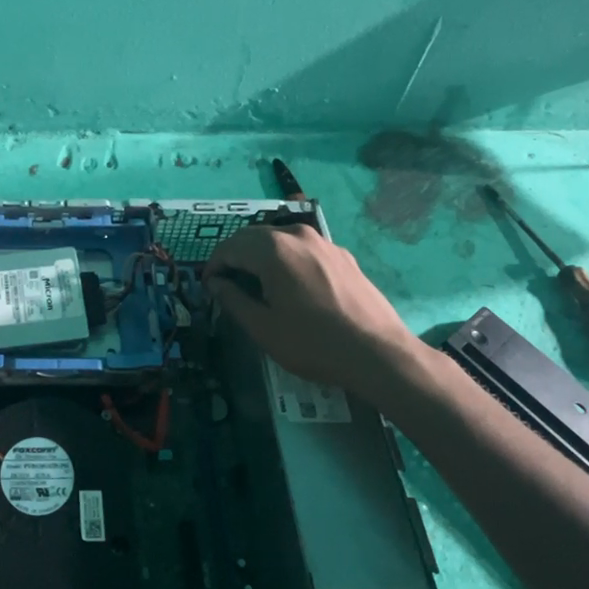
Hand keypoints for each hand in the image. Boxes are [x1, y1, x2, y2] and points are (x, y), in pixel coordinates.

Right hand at [206, 223, 426, 404]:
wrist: (379, 353)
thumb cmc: (314, 343)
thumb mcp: (263, 328)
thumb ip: (233, 300)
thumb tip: (216, 283)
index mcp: (272, 250)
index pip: (229, 248)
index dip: (214, 266)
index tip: (209, 287)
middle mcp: (296, 235)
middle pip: (253, 237)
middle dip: (235, 257)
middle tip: (228, 284)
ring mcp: (323, 243)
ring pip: (280, 240)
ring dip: (261, 256)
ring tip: (258, 284)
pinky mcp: (342, 255)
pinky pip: (304, 249)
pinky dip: (287, 259)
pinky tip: (292, 285)